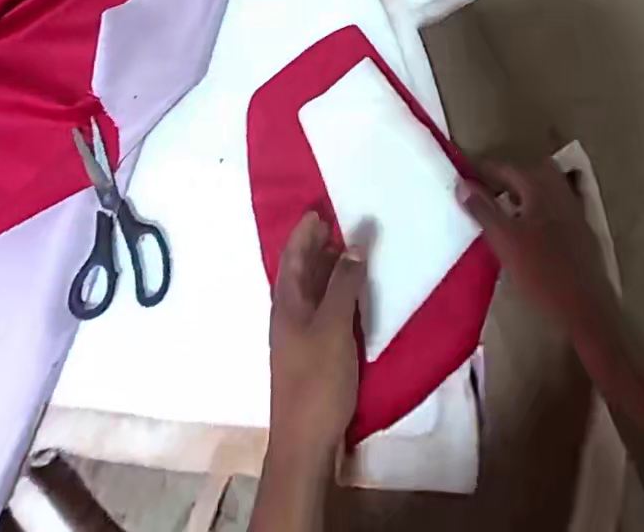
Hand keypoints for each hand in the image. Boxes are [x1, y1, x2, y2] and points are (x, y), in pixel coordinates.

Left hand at [267, 211, 365, 467]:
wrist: (306, 439)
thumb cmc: (316, 378)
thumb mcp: (333, 326)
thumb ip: (343, 284)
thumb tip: (354, 244)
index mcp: (287, 302)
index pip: (292, 254)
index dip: (305, 229)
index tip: (321, 204)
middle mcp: (290, 310)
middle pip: (302, 267)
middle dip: (318, 241)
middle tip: (343, 216)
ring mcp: (302, 329)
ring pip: (315, 285)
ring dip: (330, 262)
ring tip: (354, 242)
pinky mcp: (316, 345)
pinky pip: (326, 302)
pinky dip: (338, 286)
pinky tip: (356, 284)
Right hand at [457, 160, 618, 334]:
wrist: (584, 305)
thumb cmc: (541, 272)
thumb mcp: (504, 240)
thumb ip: (482, 210)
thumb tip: (463, 184)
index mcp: (541, 188)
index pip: (509, 168)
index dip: (486, 169)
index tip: (467, 173)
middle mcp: (561, 191)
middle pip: (533, 170)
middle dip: (510, 175)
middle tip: (489, 188)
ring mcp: (575, 209)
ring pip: (548, 186)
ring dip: (527, 189)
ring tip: (507, 205)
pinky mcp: (582, 228)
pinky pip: (560, 203)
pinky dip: (543, 204)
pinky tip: (534, 223)